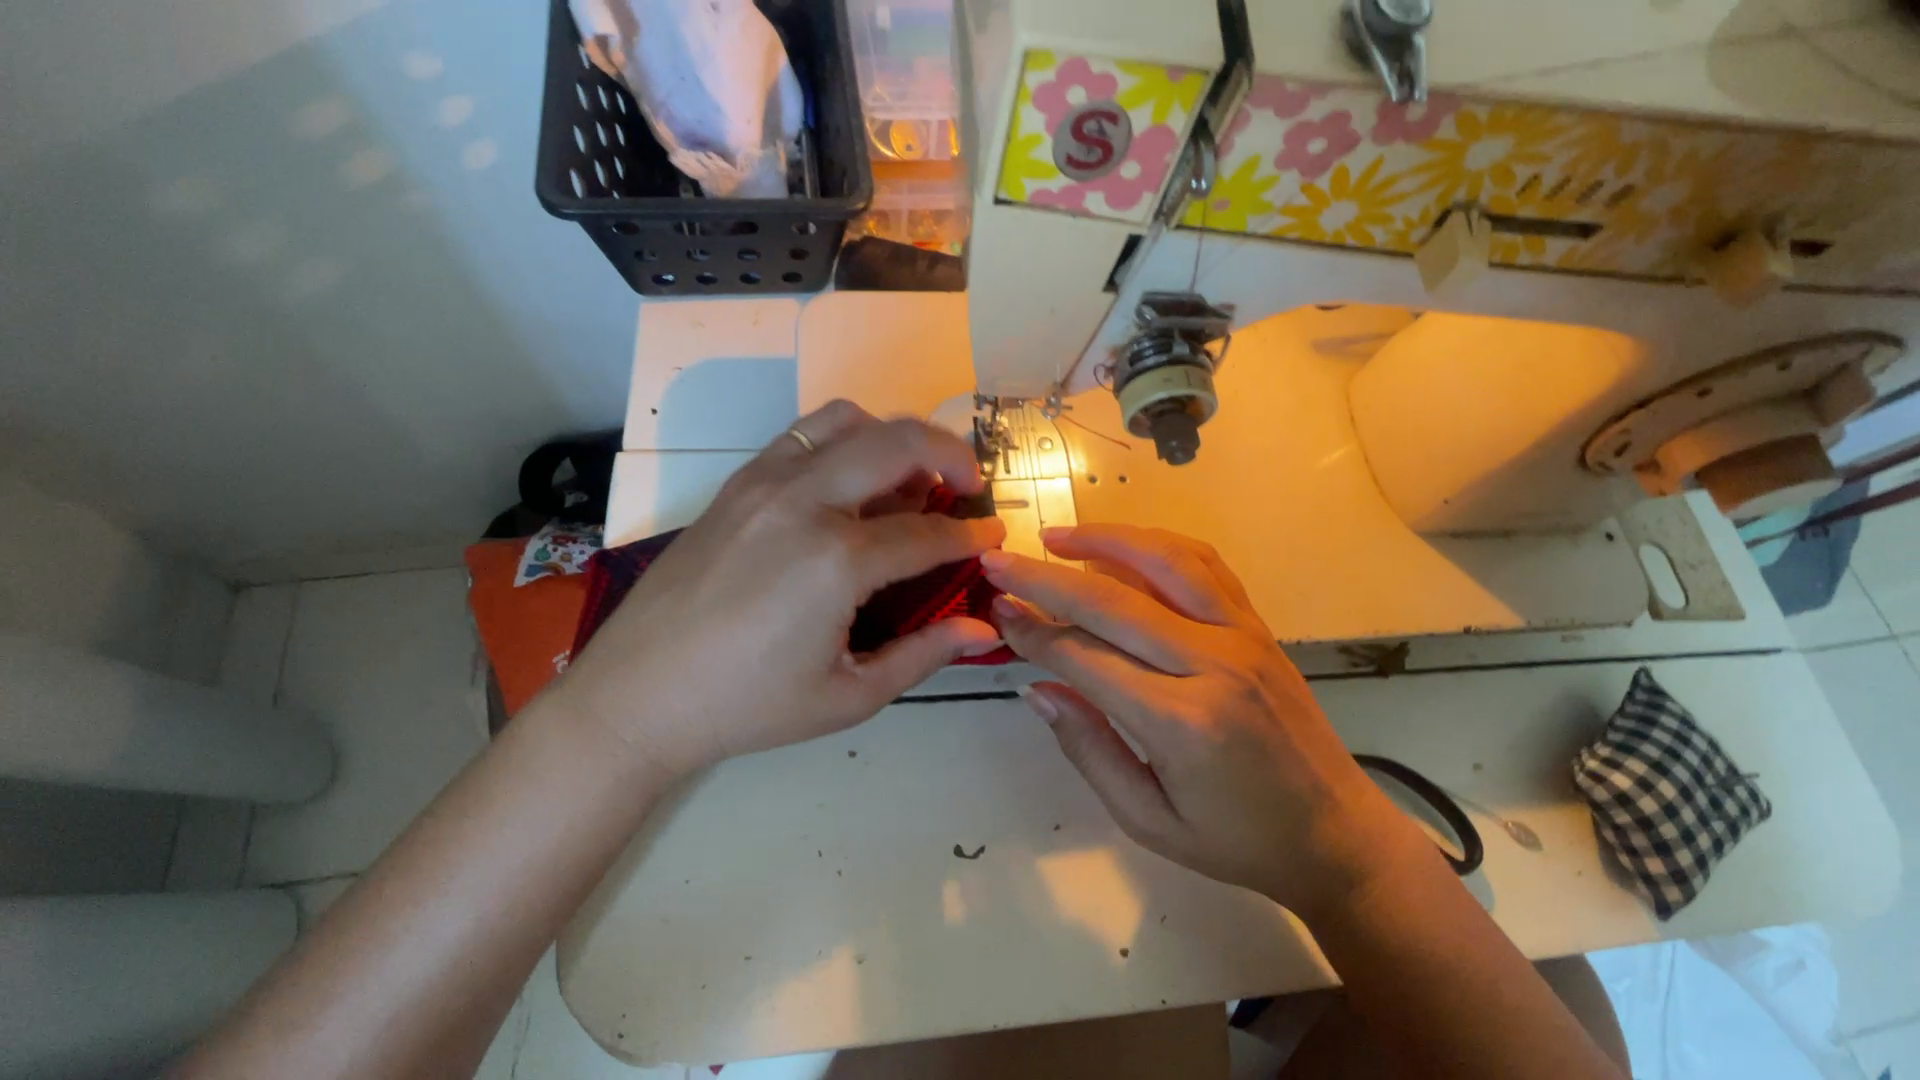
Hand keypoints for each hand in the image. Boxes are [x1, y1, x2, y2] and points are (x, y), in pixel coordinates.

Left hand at [548, 401, 1006, 779]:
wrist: (638, 694)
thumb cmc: (747, 707)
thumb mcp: (847, 696)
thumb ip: (923, 654)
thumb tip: (982, 629)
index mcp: (837, 561)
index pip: (928, 533)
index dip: (971, 536)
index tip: (993, 538)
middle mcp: (804, 503)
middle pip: (899, 443)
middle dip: (952, 456)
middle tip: (969, 488)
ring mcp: (764, 483)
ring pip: (848, 420)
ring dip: (894, 437)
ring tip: (910, 477)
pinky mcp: (736, 484)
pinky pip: (802, 436)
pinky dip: (843, 442)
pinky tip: (849, 485)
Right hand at [982, 525, 1429, 921]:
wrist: (1335, 832)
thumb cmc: (1236, 840)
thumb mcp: (1148, 819)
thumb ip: (1089, 749)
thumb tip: (1036, 689)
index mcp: (1182, 721)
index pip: (1086, 657)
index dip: (1033, 632)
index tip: (995, 611)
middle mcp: (1213, 663)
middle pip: (1113, 601)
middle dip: (1046, 578)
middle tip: (997, 562)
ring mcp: (1243, 636)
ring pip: (1165, 562)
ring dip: (1105, 540)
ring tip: (1056, 537)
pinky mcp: (1259, 627)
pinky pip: (1206, 566)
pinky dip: (1159, 545)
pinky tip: (1125, 544)